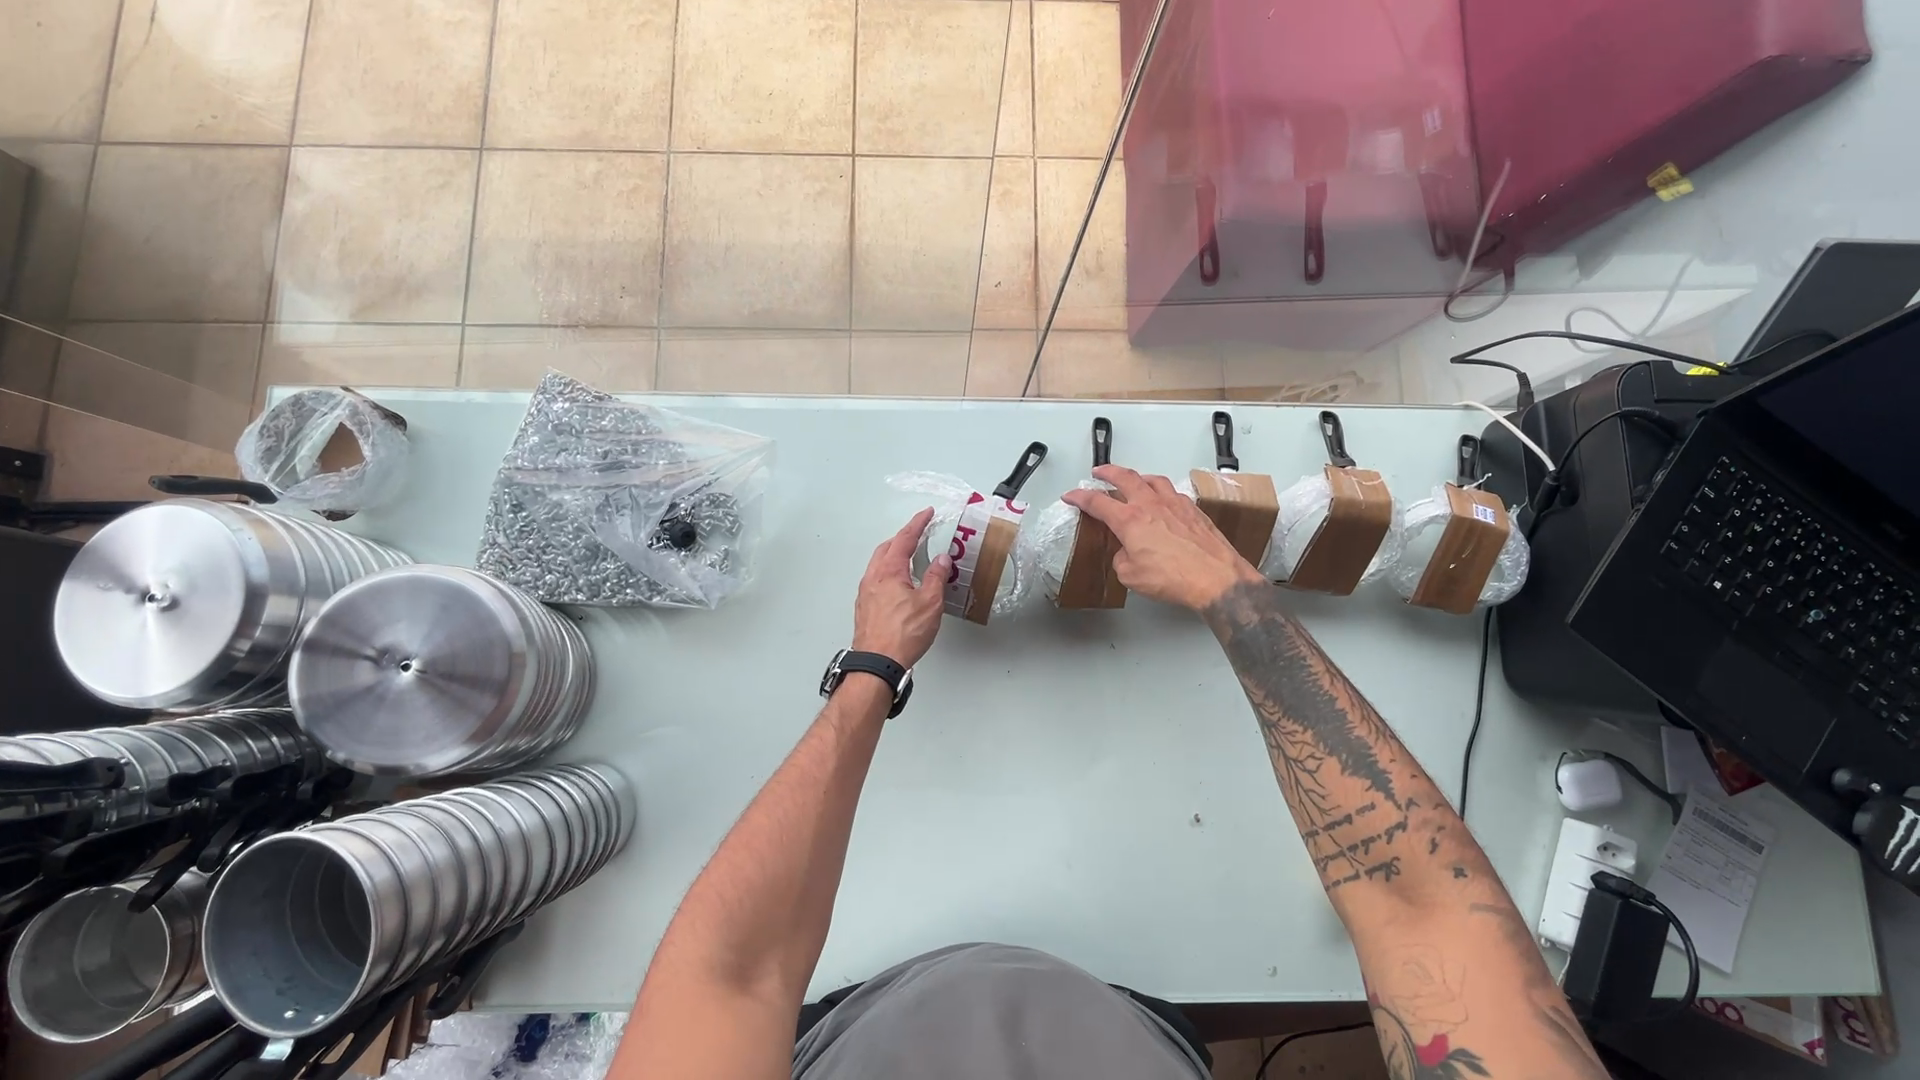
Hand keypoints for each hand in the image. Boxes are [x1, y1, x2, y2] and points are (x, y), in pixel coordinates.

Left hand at [851, 508, 950, 667]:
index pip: (904, 539)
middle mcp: (873, 578)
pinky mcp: (865, 607)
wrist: (878, 662)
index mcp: (889, 571)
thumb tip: (941, 560)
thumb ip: (936, 578)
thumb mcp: (929, 603)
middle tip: (918, 532)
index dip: (917, 524)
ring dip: (894, 555)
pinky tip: (897, 582)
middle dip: (903, 537)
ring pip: (879, 564)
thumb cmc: (902, 634)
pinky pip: (876, 580)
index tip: (926, 514)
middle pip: (887, 548)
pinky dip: (888, 572)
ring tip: (909, 555)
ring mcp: (866, 593)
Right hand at [1062, 464, 1263, 610]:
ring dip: (1138, 476)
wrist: (1216, 579)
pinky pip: (1174, 492)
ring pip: (1152, 480)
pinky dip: (1162, 491)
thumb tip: (1127, 553)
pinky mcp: (1194, 511)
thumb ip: (1122, 559)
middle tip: (1100, 471)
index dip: (1080, 497)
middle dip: (1108, 472)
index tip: (1071, 495)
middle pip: (1125, 477)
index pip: (1097, 501)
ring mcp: (1175, 504)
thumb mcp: (1131, 576)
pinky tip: (1164, 499)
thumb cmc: (1175, 578)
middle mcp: (1151, 505)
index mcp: (1130, 520)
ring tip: (1134, 479)